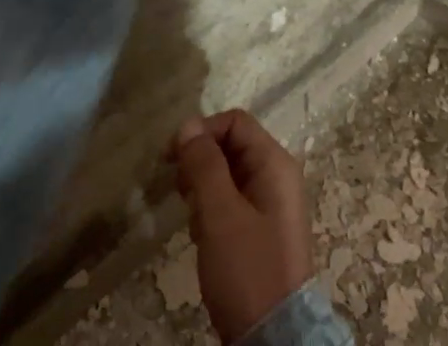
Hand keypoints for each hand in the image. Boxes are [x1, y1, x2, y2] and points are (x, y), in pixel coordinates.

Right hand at [172, 110, 315, 343]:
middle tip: (181, 193)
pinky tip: (203, 237)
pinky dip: (212, 212)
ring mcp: (271, 202)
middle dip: (200, 164)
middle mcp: (277, 175)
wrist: (272, 333)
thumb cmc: (247, 267)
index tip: (171, 158)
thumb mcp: (220, 214)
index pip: (236, 122)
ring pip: (228, 175)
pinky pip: (231, 202)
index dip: (201, 132)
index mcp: (275, 163)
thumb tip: (188, 124)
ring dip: (203, 190)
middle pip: (231, 146)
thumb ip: (204, 165)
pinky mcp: (261, 227)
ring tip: (195, 221)